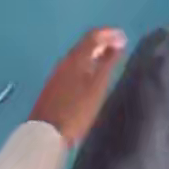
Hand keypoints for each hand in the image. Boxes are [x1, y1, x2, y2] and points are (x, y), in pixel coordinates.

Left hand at [28, 28, 126, 145]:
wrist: (45, 134)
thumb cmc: (76, 110)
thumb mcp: (97, 87)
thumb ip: (108, 63)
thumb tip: (118, 44)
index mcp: (76, 57)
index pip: (94, 35)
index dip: (109, 33)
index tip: (123, 37)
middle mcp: (65, 60)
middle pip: (85, 44)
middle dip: (102, 42)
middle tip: (118, 46)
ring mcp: (57, 72)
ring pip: (79, 55)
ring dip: (94, 53)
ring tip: (107, 58)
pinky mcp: (53, 85)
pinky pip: (73, 65)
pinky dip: (86, 63)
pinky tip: (90, 74)